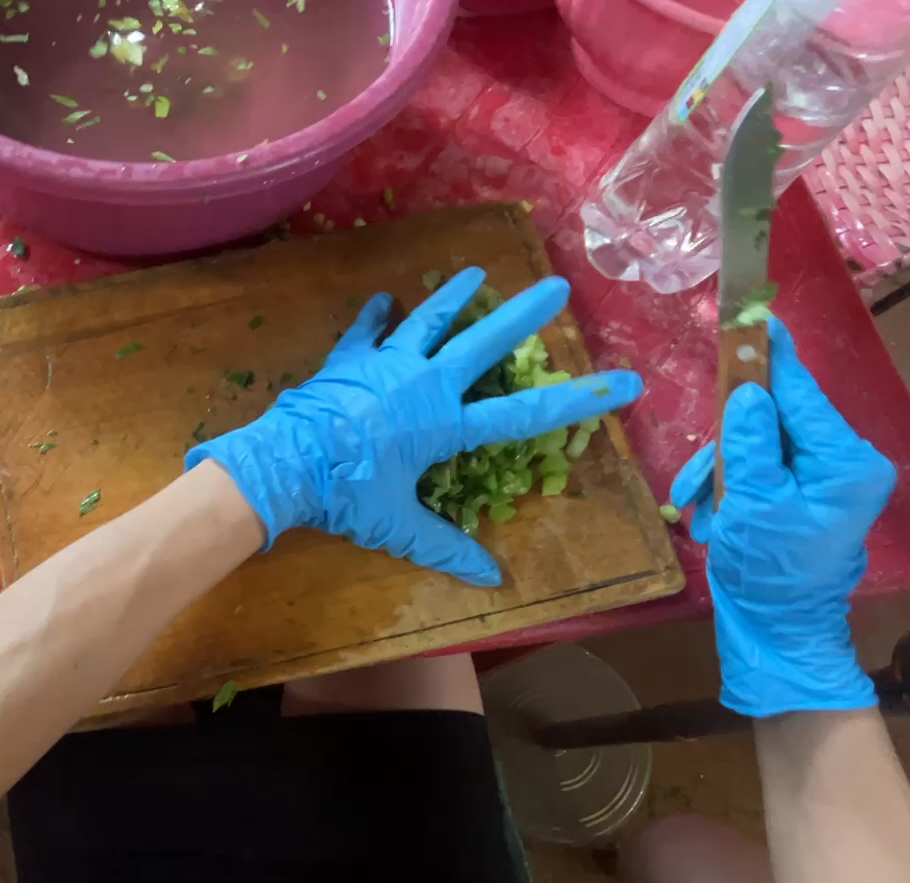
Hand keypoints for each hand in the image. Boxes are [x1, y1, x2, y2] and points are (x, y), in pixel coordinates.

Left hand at [185, 268, 642, 585]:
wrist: (287, 465)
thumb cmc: (347, 496)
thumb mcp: (398, 527)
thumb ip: (444, 548)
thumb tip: (492, 580)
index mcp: (444, 426)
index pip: (522, 415)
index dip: (574, 400)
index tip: (622, 382)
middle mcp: (423, 385)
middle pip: (481, 344)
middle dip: (520, 317)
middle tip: (556, 286)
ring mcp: (384, 366)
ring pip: (426, 324)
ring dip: (451, 299)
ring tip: (473, 274)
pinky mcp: (348, 361)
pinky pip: (365, 334)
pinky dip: (374, 318)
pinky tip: (381, 300)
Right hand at [670, 318, 895, 716]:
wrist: (772, 623)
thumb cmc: (769, 566)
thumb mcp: (754, 503)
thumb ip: (751, 444)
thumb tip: (748, 394)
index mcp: (844, 461)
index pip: (803, 397)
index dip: (775, 361)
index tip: (757, 320)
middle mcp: (837, 464)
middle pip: (770, 422)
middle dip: (725, 449)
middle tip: (695, 483)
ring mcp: (814, 480)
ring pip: (750, 448)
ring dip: (714, 476)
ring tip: (695, 512)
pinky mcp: (790, 494)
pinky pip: (747, 471)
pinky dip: (719, 490)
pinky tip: (706, 518)